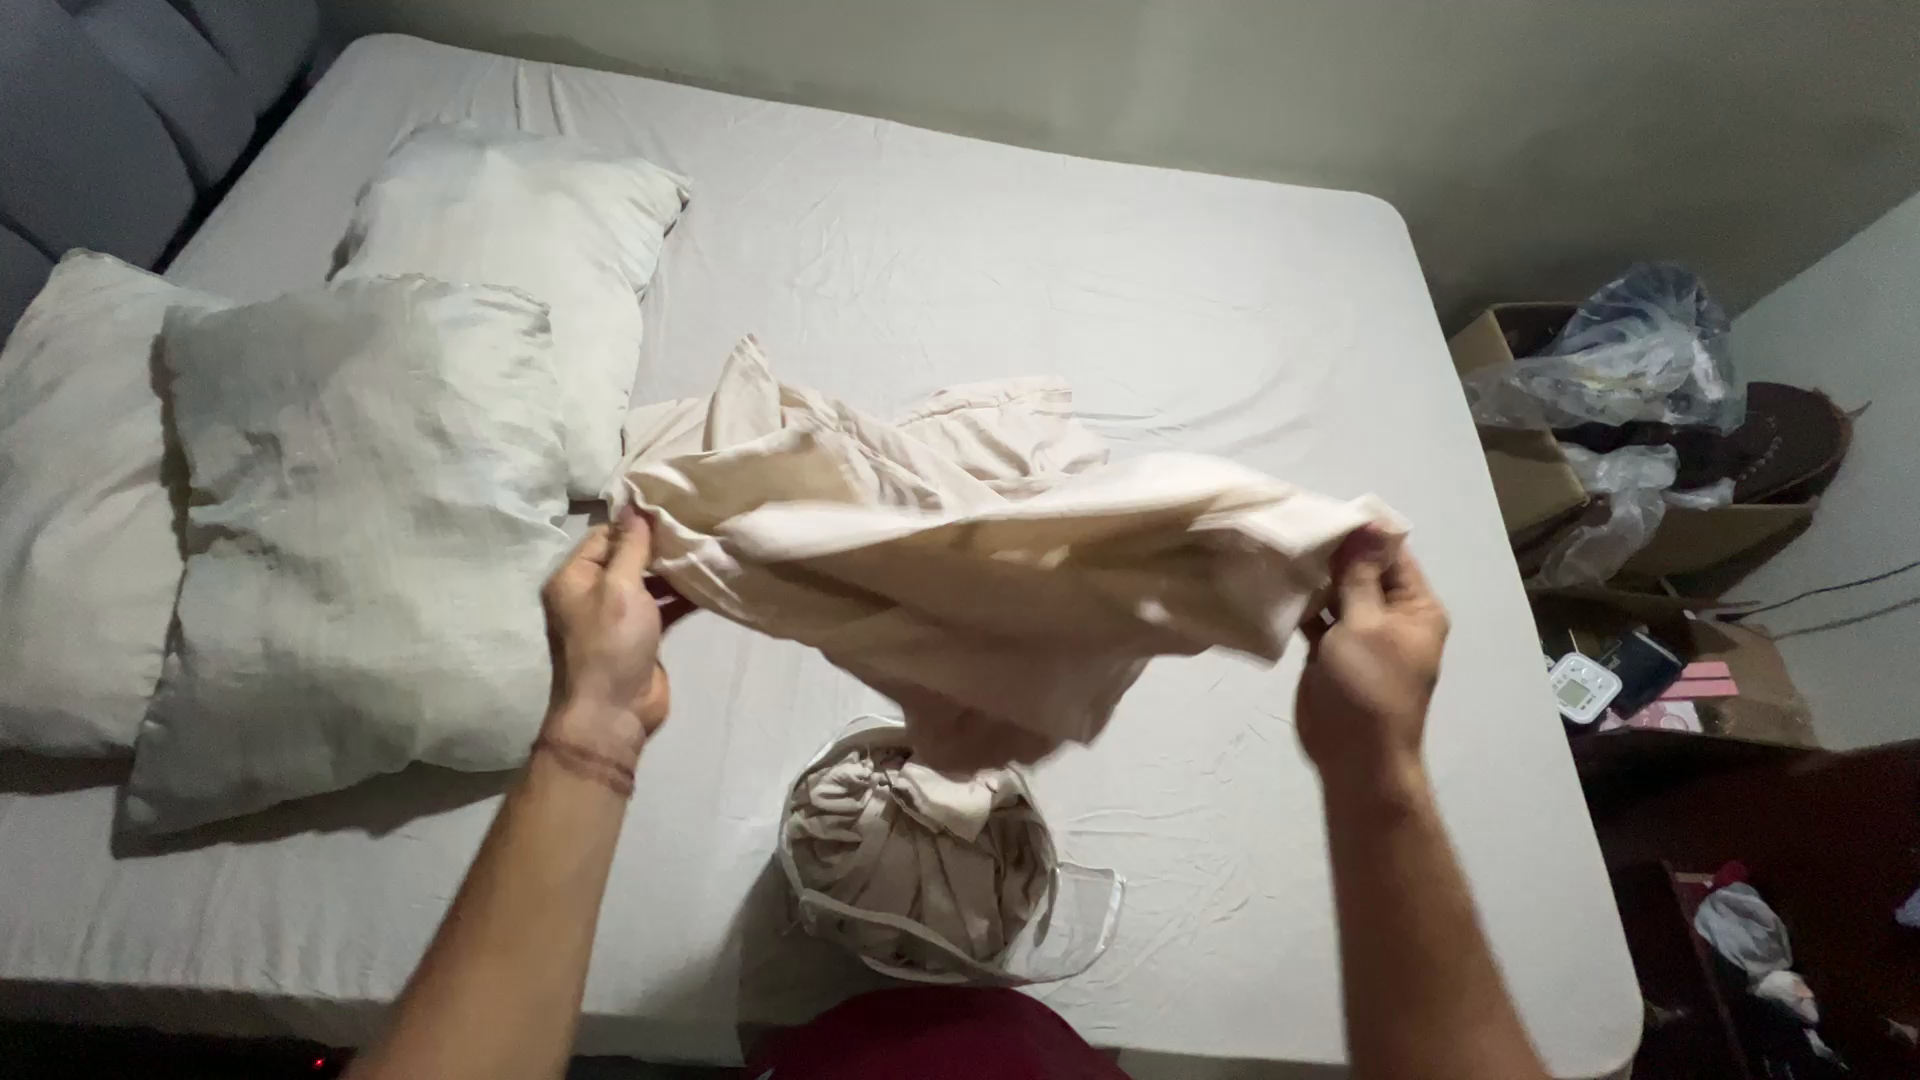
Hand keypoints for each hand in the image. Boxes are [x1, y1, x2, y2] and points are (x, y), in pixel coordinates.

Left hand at [540, 505, 694, 768]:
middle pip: (628, 557)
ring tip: (707, 548)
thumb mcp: (619, 588)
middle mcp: (592, 594)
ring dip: (674, 570)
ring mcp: (618, 616)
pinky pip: (664, 606)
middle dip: (659, 544)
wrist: (614, 712)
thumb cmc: (610, 643)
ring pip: (649, 582)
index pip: (604, 536)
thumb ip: (630, 547)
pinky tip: (709, 581)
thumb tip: (634, 506)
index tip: (671, 507)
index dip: (634, 522)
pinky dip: (683, 595)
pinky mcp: (643, 635)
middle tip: (696, 524)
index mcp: (574, 579)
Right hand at [1295, 529, 1448, 791]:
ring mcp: (1359, 634)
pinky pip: (1317, 617)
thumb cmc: (1370, 686)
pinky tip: (1275, 582)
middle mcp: (1391, 616)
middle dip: (1333, 552)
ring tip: (1279, 548)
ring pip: (1337, 593)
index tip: (1323, 511)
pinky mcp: (1331, 650)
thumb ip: (1360, 576)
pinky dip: (1300, 603)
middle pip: (1362, 572)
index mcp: (1415, 608)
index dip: (1363, 534)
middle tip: (1292, 526)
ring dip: (1314, 577)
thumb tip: (1368, 528)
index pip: (1392, 556)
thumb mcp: (1366, 625)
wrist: (1354, 753)